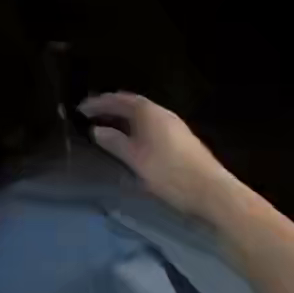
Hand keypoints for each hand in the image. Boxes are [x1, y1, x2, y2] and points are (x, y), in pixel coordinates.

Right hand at [79, 92, 240, 221]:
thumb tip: (97, 129)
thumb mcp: (136, 159)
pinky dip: (136, 125)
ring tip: (108, 125)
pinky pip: (150, 122)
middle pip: (131, 103)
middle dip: (110, 107)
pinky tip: (133, 138)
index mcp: (147, 111)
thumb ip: (114, 142)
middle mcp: (161, 111)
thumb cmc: (169, 172)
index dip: (97, 103)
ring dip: (124, 117)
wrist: (213, 192)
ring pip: (142, 113)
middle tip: (92, 113)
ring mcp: (173, 123)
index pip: (117, 100)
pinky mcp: (181, 137)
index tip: (80, 109)